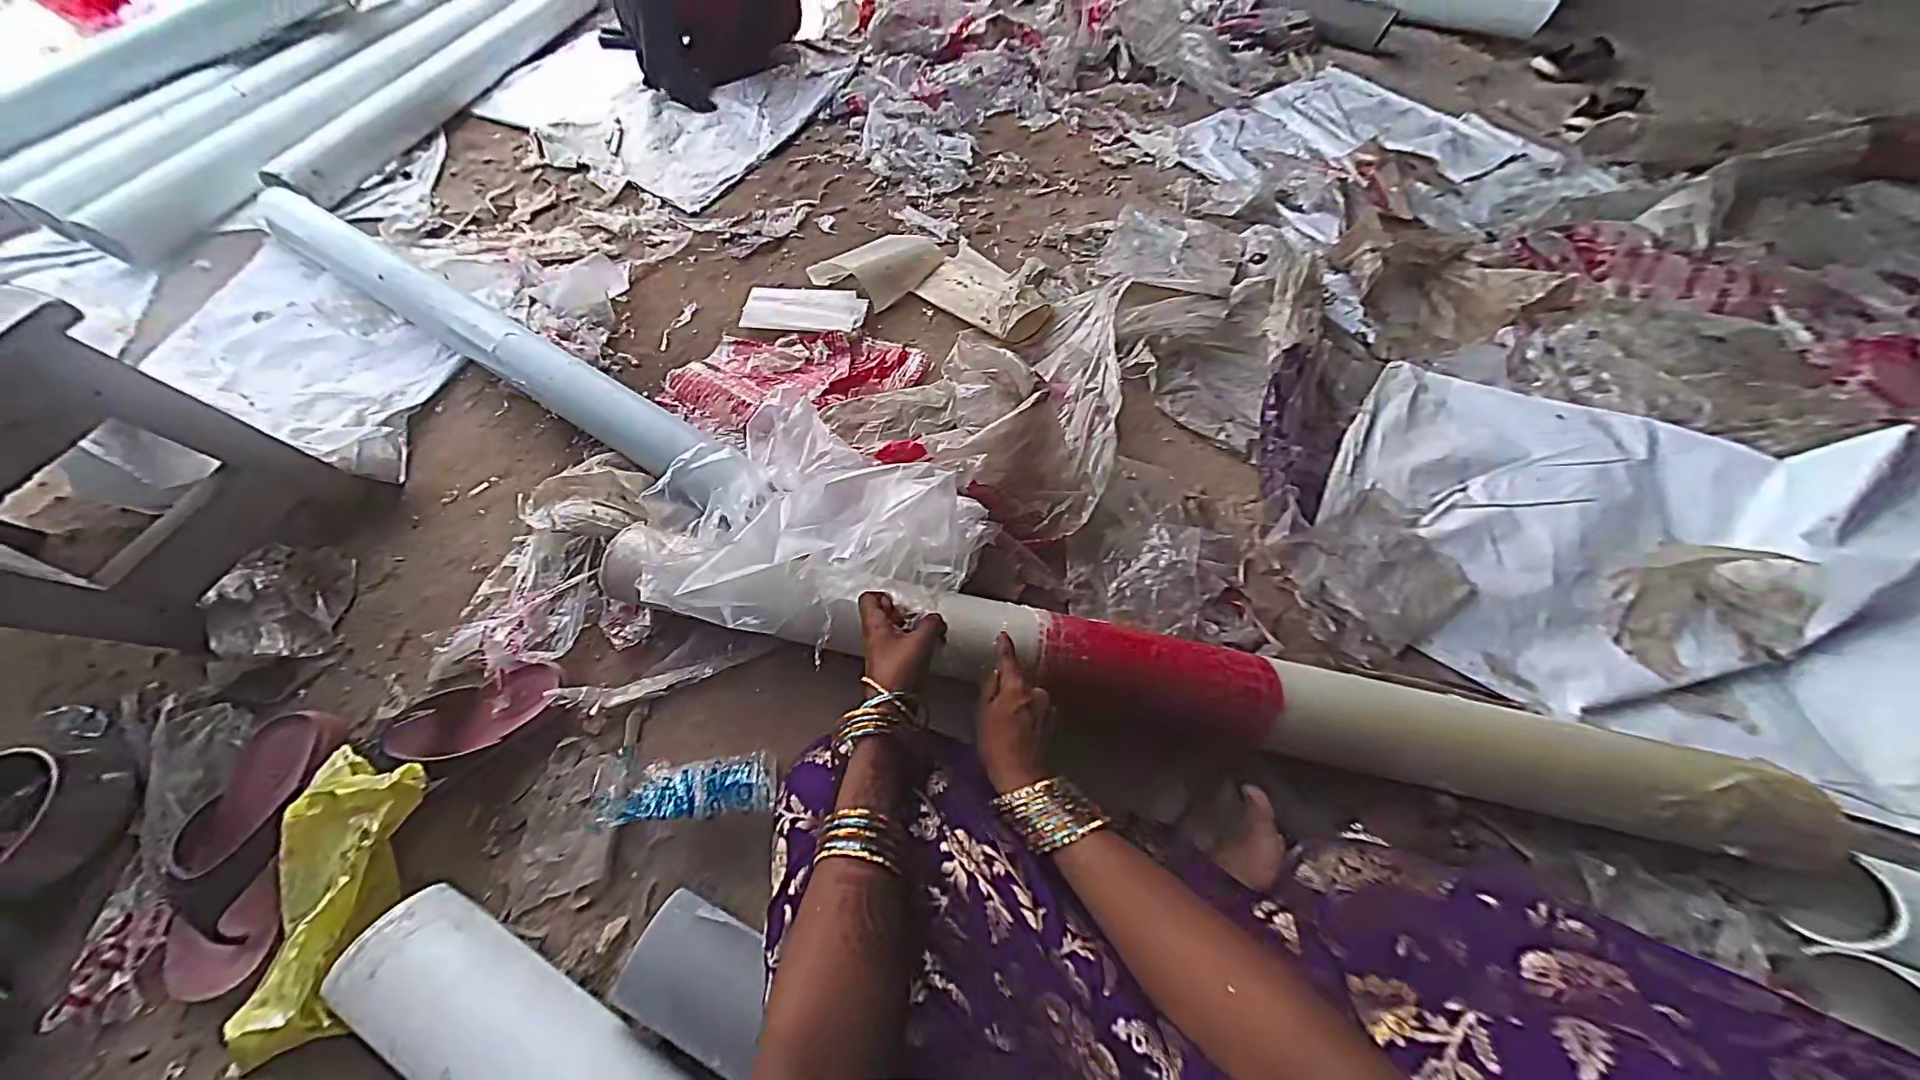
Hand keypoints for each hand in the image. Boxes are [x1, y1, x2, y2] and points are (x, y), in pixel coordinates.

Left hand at [859, 592, 945, 695]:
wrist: (892, 705)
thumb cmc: (899, 671)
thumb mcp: (921, 640)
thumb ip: (931, 623)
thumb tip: (936, 618)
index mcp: (874, 624)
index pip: (868, 598)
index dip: (884, 594)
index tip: (903, 599)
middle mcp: (874, 635)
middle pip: (883, 612)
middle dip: (903, 610)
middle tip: (919, 614)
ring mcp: (881, 650)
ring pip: (893, 628)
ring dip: (910, 626)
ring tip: (928, 629)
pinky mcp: (891, 663)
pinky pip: (900, 644)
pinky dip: (913, 641)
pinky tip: (927, 646)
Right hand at [977, 633, 1050, 792]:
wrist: (1021, 776)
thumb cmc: (996, 745)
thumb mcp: (982, 713)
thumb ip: (989, 686)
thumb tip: (994, 670)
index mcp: (1016, 687)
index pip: (1010, 660)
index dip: (1004, 648)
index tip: (1003, 636)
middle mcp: (1037, 692)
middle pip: (1019, 681)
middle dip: (1009, 689)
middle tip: (994, 709)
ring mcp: (1047, 706)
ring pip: (1028, 696)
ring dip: (1019, 703)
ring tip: (1006, 725)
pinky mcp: (1053, 720)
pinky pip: (1036, 709)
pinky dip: (1028, 714)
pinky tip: (1018, 731)